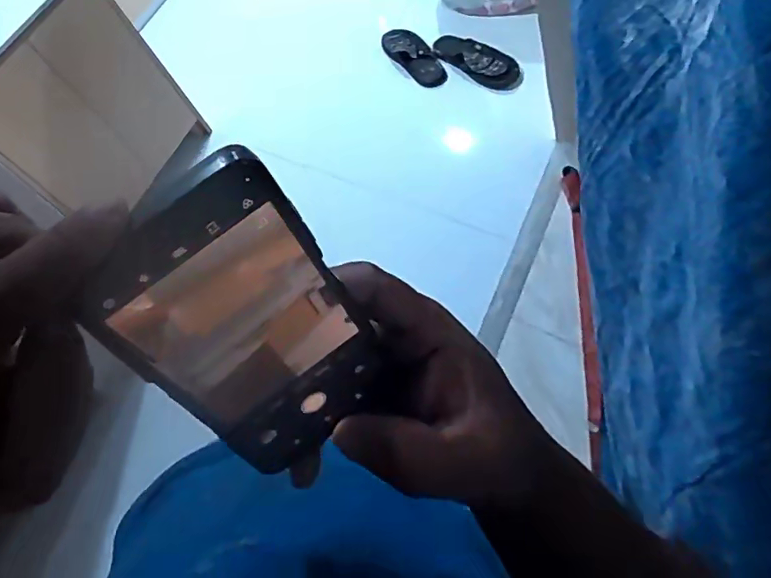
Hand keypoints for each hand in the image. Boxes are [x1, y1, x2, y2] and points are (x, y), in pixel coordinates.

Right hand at [291, 262, 559, 508]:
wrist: (510, 485)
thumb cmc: (500, 456)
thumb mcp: (471, 461)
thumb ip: (415, 451)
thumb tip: (339, 432)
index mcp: (423, 328)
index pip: (373, 287)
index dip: (331, 286)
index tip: (288, 305)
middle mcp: (388, 334)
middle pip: (332, 315)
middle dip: (293, 337)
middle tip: (260, 364)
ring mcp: (369, 360)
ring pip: (319, 353)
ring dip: (293, 385)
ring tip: (272, 423)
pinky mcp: (356, 387)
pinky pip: (322, 390)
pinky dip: (306, 419)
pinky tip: (298, 460)